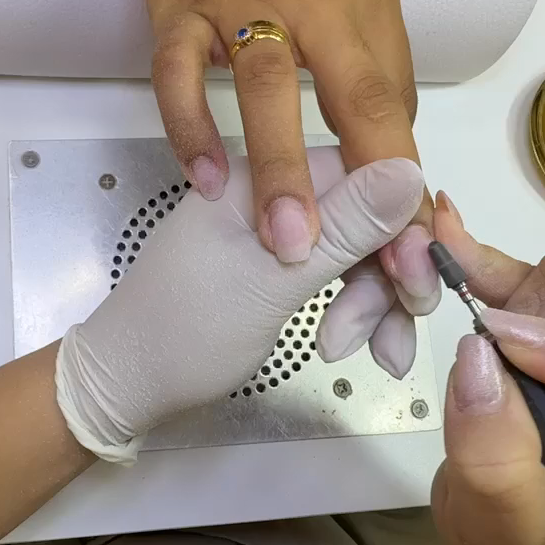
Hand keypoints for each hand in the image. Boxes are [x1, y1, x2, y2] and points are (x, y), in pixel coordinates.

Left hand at [56, 148, 422, 460]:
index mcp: (261, 176)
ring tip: (373, 355)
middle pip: (366, 217)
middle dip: (390, 275)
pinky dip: (353, 311)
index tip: (417, 281)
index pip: (362, 174)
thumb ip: (344, 228)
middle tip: (398, 330)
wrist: (127, 380)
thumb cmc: (187, 332)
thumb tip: (413, 165)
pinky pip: (332, 275)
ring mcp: (273, 230)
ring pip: (356, 251)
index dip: (403, 225)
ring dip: (375, 303)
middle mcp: (271, 192)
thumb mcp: (270, 282)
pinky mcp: (274, 265)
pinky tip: (353, 348)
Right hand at [110, 0, 437, 378]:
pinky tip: (201, 182)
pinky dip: (188, 126)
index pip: (397, 101)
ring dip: (280, 170)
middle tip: (377, 276)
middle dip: (367, 193)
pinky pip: (179, 70)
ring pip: (267, 86)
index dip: (407, 183)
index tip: (417, 257)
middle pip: (353, 95)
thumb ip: (371, 59)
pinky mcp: (174, 0)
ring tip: (288, 245)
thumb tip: (387, 146)